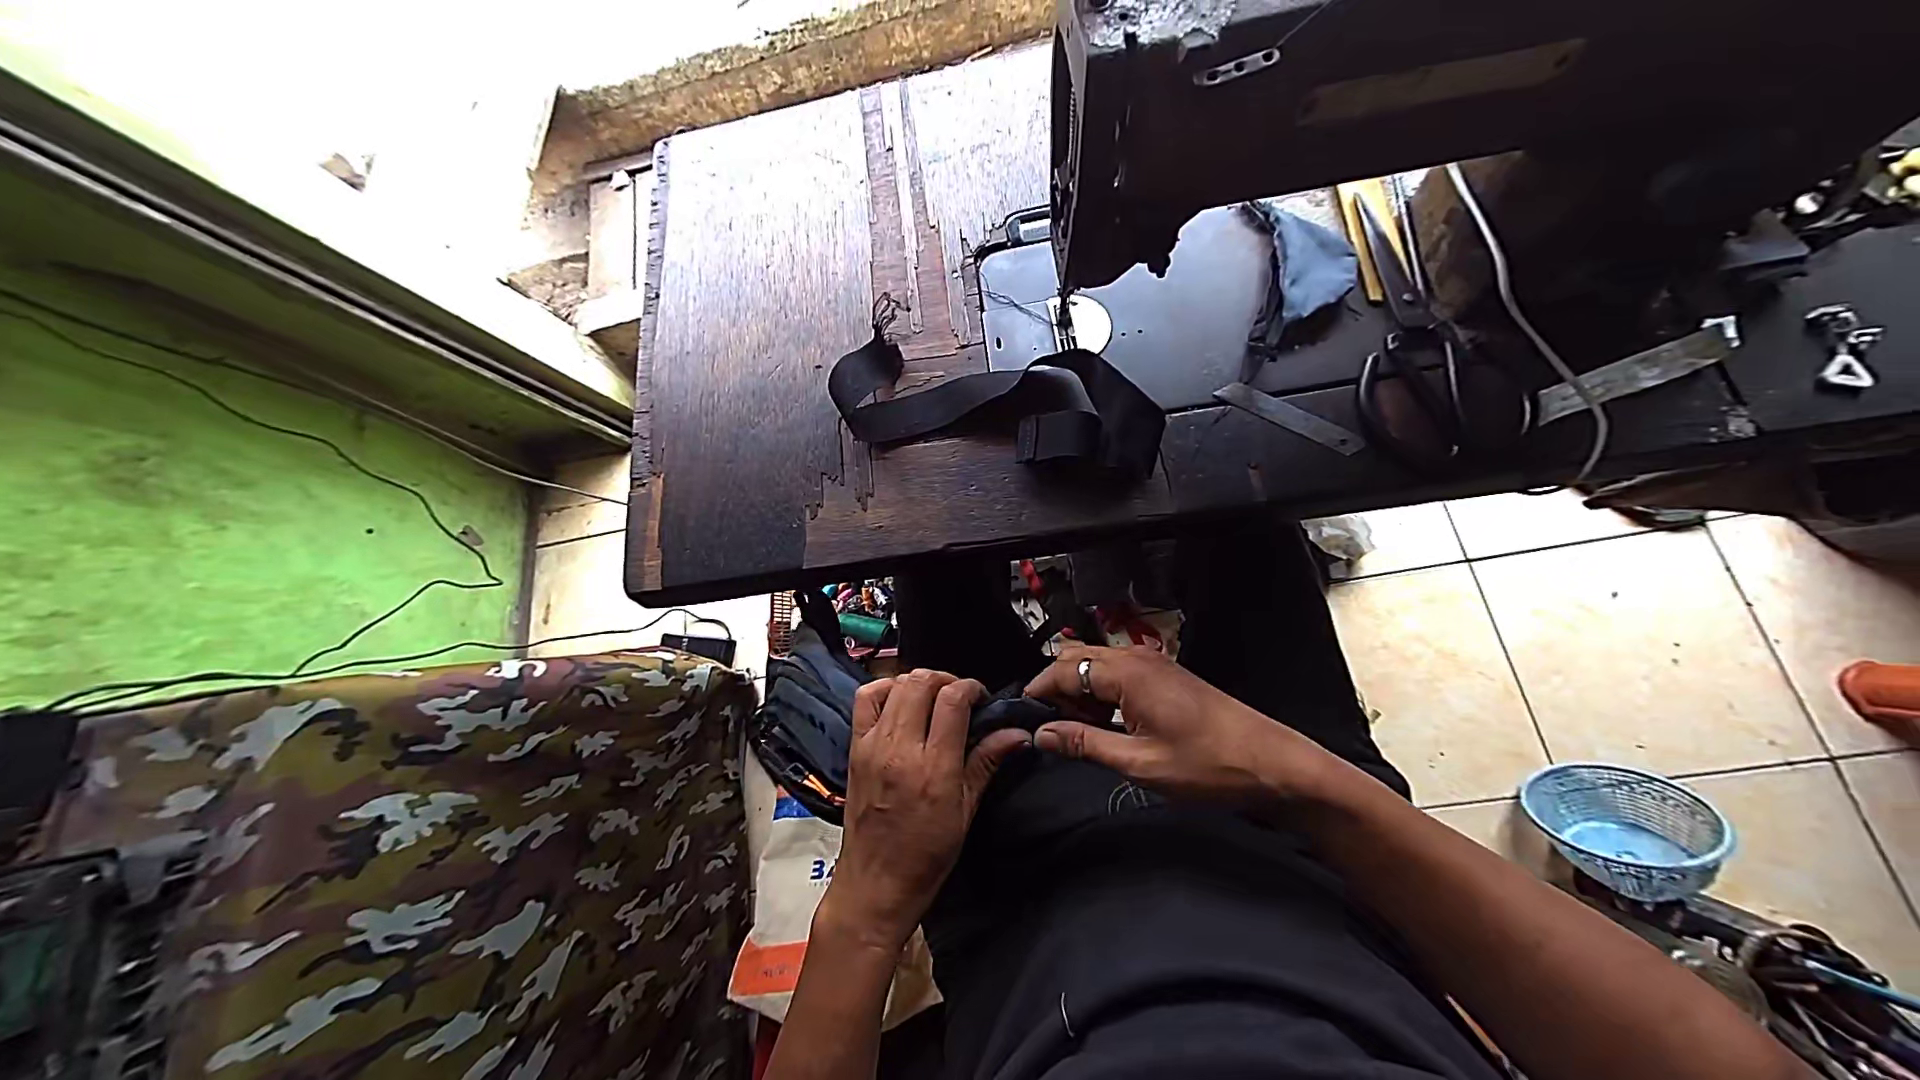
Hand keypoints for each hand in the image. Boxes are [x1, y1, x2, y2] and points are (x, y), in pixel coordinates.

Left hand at [822, 670, 1030, 951]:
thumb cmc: (924, 855)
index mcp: (933, 767)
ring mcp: (873, 746)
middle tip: (958, 697)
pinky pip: (864, 699)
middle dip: (946, 680)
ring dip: (917, 682)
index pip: (953, 699)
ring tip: (931, 698)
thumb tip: (1016, 733)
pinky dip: (884, 689)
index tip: (980, 697)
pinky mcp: (855, 749)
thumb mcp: (966, 810)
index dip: (972, 688)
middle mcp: (900, 750)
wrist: (876, 882)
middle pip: (921, 682)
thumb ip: (987, 762)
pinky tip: (899, 702)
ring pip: (894, 684)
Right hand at [1023, 645, 1344, 806]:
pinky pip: (1118, 674)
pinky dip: (1102, 694)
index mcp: (1127, 672)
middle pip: (1076, 659)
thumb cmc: (1211, 764)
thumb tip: (1043, 734)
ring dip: (1080, 692)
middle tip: (1053, 729)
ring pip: (1096, 665)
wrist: (1273, 763)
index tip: (1026, 719)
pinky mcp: (1166, 676)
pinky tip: (1108, 725)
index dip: (1038, 693)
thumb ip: (1084, 744)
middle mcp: (1137, 658)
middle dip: (1056, 689)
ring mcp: (1154, 664)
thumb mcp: (1139, 762)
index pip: (1062, 669)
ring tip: (1081, 732)